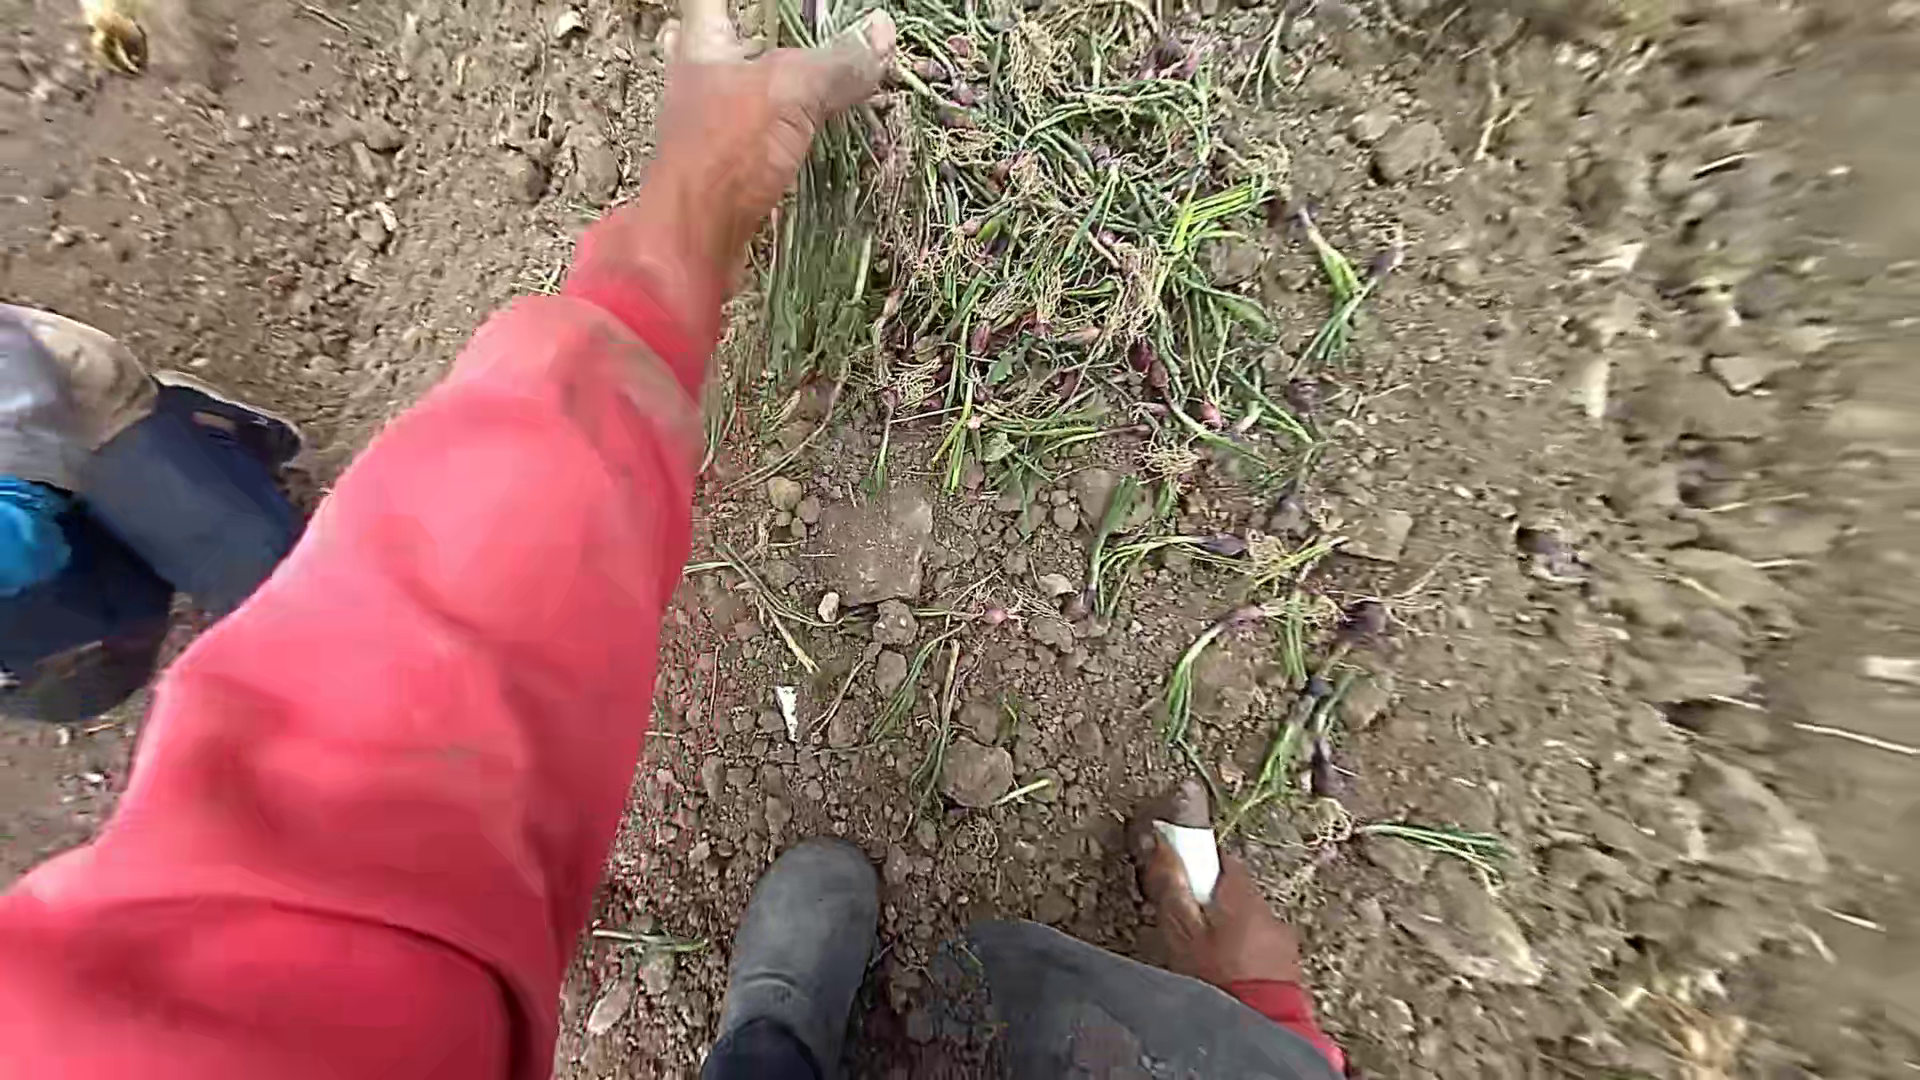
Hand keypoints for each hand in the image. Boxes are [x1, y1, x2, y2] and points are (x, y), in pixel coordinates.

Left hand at [643, 0, 896, 277]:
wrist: (696, 237)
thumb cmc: (727, 154)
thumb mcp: (788, 95)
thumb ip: (835, 64)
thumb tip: (883, 30)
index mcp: (706, 40)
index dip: (768, 6)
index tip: (803, 13)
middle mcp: (703, 76)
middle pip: (736, 39)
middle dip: (768, 39)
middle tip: (807, 38)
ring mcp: (713, 127)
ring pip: (750, 92)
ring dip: (783, 91)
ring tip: (824, 88)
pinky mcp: (728, 170)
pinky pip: (760, 140)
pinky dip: (785, 137)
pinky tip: (804, 142)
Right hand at [1141, 844, 1305, 988]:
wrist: (1258, 1032)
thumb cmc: (1218, 978)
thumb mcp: (1180, 926)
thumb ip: (1169, 881)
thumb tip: (1157, 842)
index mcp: (1242, 894)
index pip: (1218, 856)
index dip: (1195, 861)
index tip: (1177, 872)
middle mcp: (1267, 912)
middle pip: (1231, 889)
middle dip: (1209, 899)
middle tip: (1184, 918)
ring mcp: (1280, 941)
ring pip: (1245, 919)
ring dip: (1226, 927)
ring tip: (1202, 949)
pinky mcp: (1288, 969)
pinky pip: (1259, 945)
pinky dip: (1242, 950)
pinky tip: (1224, 969)